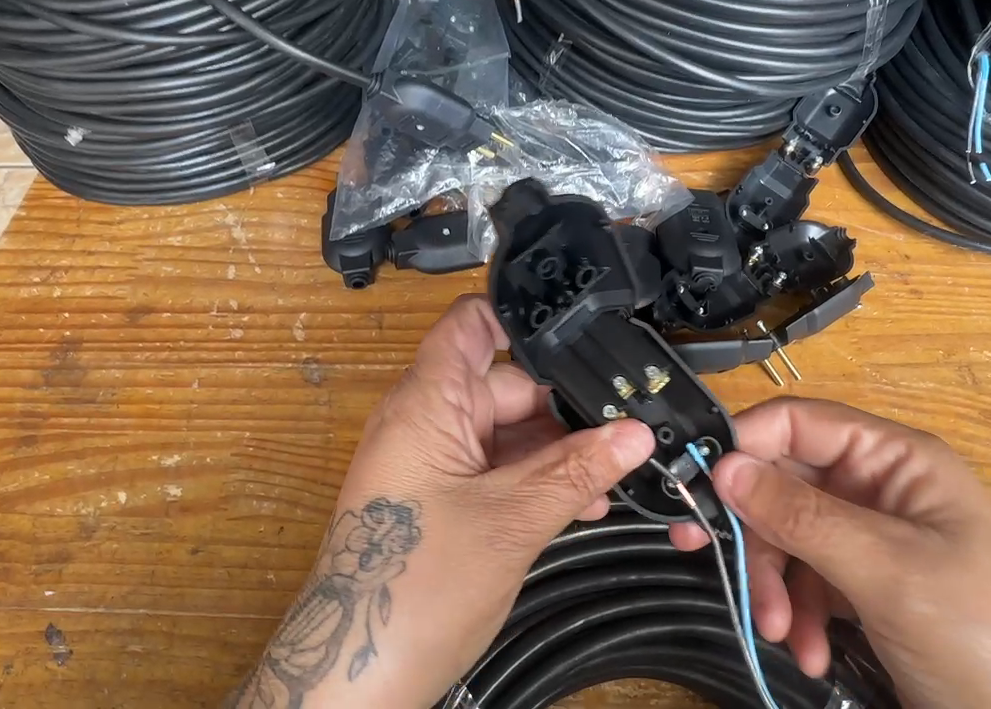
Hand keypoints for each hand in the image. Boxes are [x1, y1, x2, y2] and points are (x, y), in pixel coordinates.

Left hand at [229, 296, 654, 708]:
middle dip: (562, 407)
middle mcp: (427, 420)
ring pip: (508, 430)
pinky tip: (581, 503)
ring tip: (608, 479)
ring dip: (557, 452)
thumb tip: (632, 435)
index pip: (471, 324)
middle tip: (620, 433)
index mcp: (427, 403)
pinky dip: (535, 478)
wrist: (358, 675)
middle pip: (506, 383)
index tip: (579, 333)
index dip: (520, 317)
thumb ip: (574, 471)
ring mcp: (434, 458)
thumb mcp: (511, 523)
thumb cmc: (411, 592)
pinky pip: (498, 466)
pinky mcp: (442, 493)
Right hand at [671, 398, 990, 708]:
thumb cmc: (989, 640)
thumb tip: (724, 465)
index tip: (701, 484)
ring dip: (775, 583)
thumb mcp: (889, 572)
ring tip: (779, 632)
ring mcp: (876, 542)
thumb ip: (801, 515)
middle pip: (786, 483)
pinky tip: (810, 654)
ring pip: (791, 536)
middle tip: (711, 558)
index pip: (800, 423)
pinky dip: (800, 615)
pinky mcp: (872, 591)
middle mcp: (881, 490)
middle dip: (756, 531)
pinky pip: (811, 582)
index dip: (747, 445)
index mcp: (896, 460)